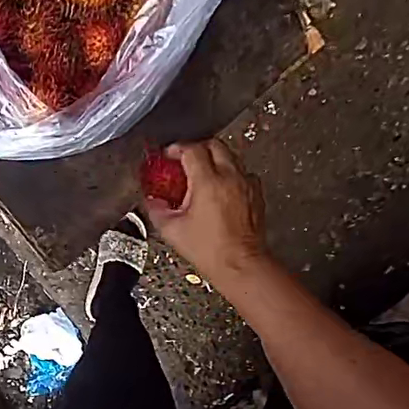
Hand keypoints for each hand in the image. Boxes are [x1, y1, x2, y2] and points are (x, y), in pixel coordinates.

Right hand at [145, 139, 269, 281]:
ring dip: (213, 160)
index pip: (192, 150)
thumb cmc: (211, 250)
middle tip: (183, 160)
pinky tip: (218, 190)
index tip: (168, 155)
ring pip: (230, 157)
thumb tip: (152, 202)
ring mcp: (246, 185)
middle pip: (214, 145)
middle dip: (196, 148)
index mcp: (208, 183)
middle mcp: (230, 178)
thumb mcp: (171, 230)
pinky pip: (242, 174)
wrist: (239, 264)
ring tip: (199, 175)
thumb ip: (157, 210)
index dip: (176, 149)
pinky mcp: (256, 195)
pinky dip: (228, 175)